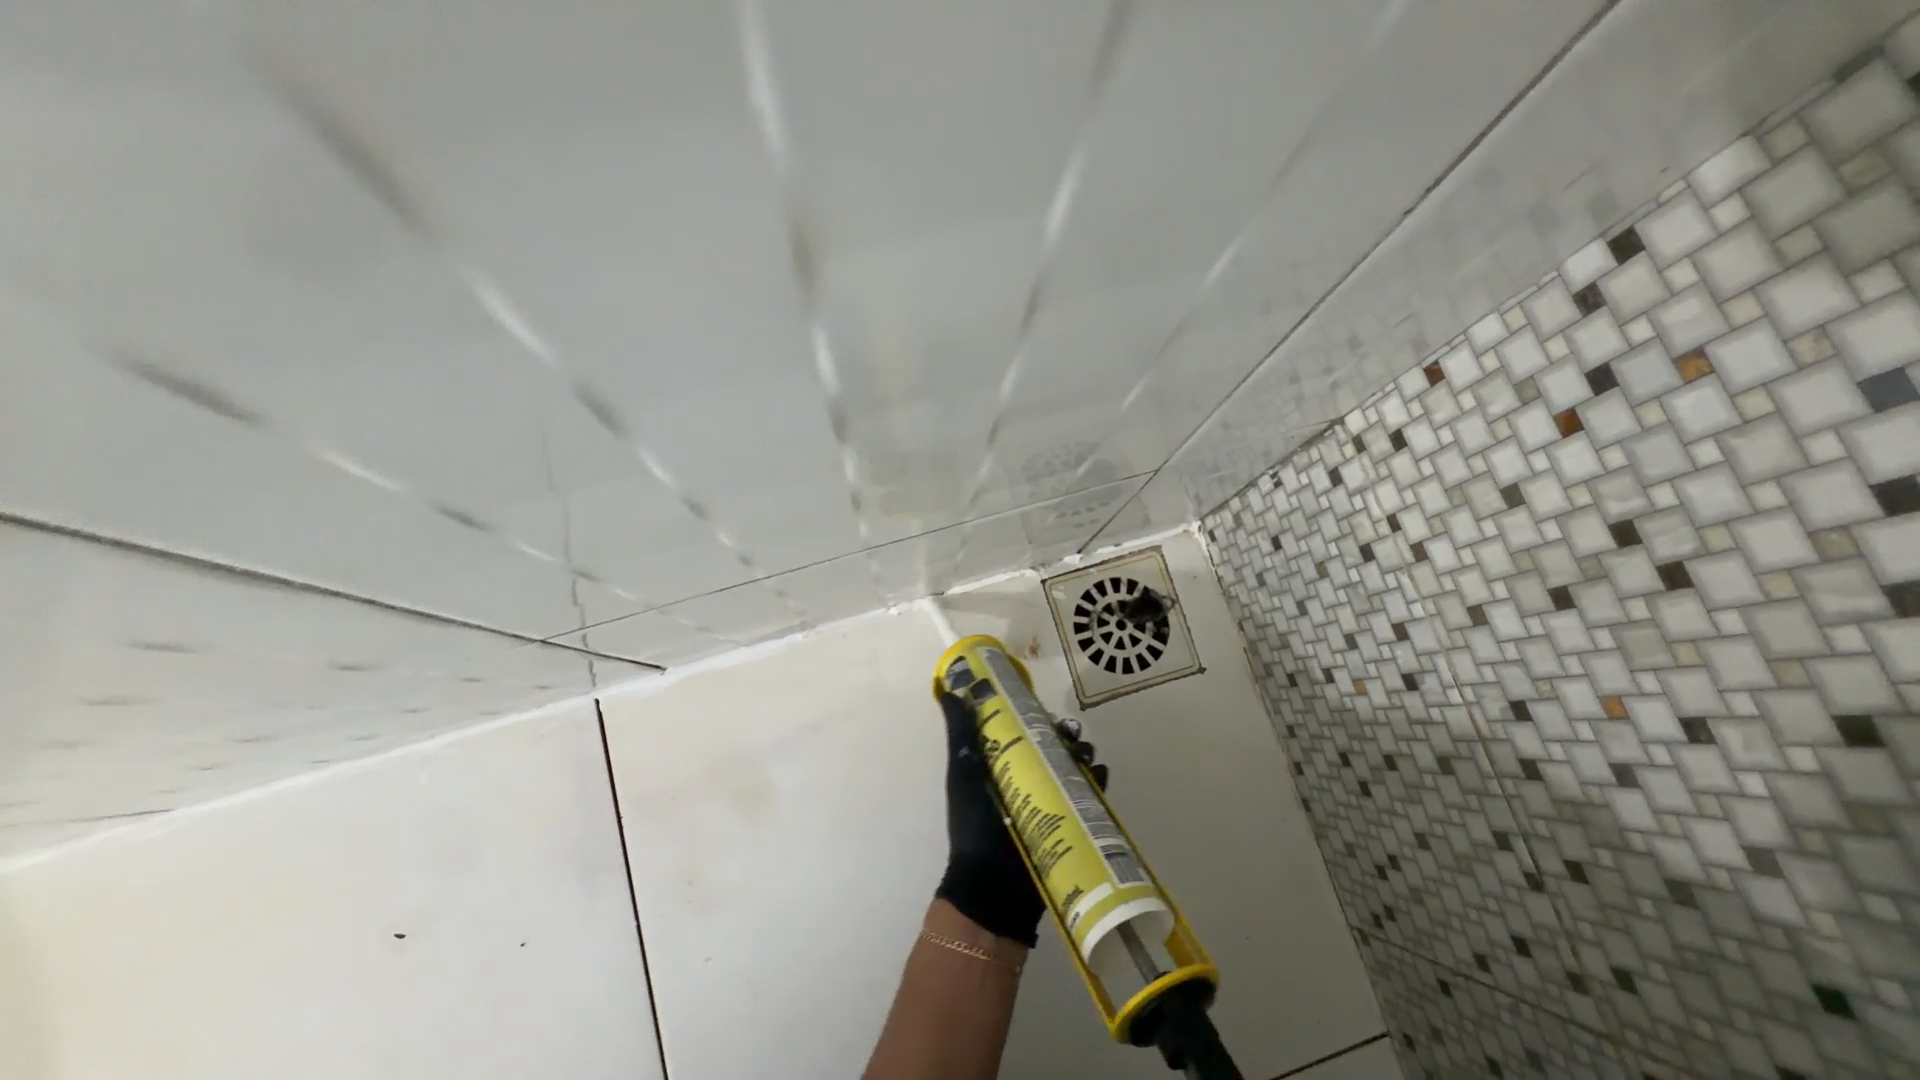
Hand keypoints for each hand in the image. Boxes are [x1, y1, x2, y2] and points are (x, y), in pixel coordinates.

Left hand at [933, 692, 1106, 947]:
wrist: (992, 887)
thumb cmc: (974, 827)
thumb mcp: (963, 775)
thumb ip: (960, 736)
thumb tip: (951, 694)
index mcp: (998, 769)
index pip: (1021, 734)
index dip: (1033, 718)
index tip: (1042, 707)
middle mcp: (1025, 783)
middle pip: (1051, 749)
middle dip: (1063, 736)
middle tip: (1069, 731)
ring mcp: (1048, 805)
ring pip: (1071, 770)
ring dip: (1081, 755)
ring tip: (1084, 751)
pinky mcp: (1068, 825)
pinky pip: (1088, 799)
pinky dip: (1096, 783)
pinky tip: (1099, 773)